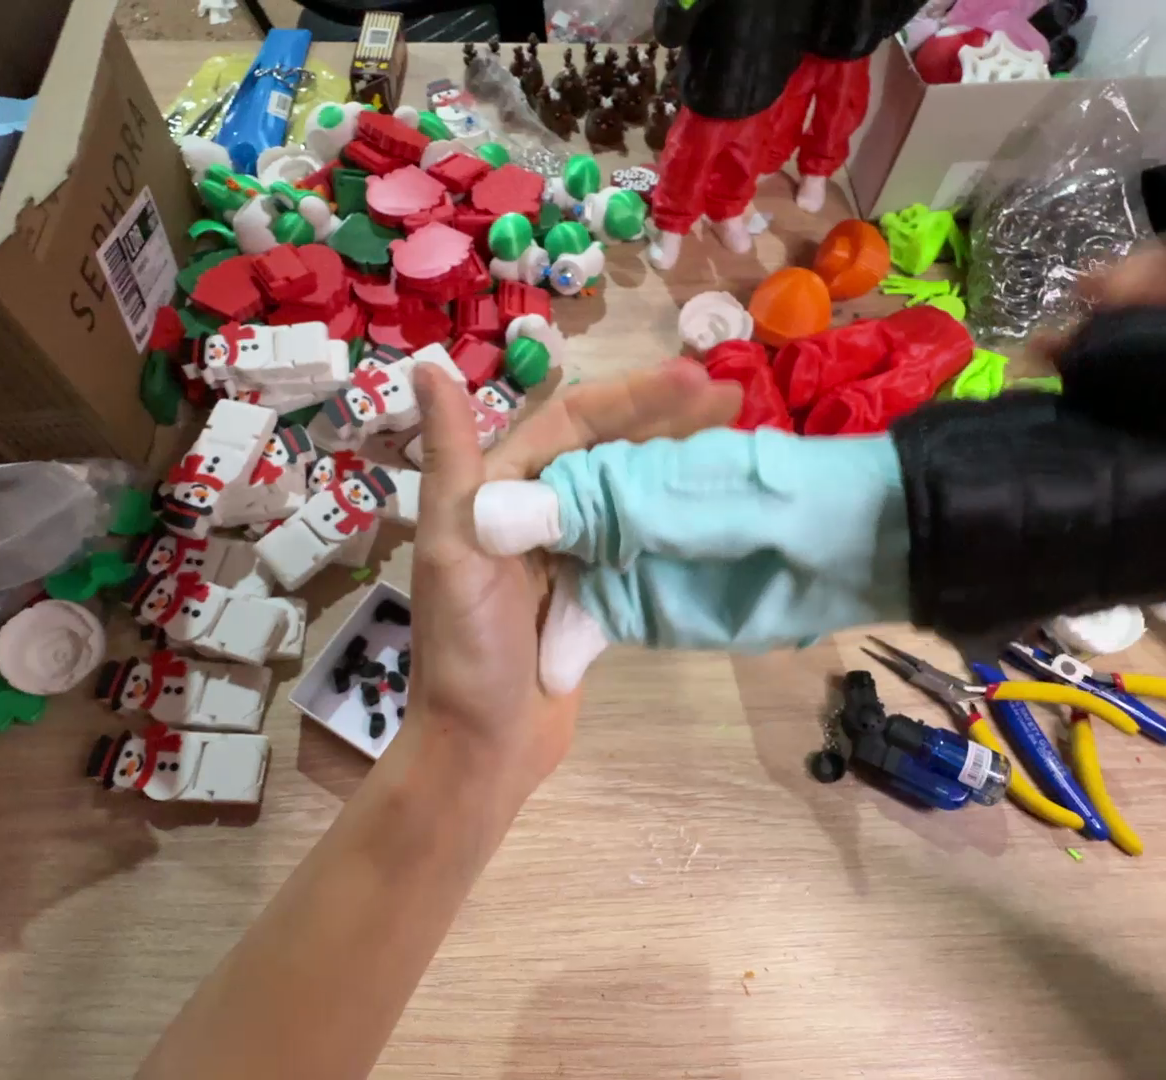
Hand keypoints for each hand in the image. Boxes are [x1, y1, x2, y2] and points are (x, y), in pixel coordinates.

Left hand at [402, 362, 739, 796]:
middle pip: (607, 451)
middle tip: (737, 399)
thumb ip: (451, 460)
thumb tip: (428, 365)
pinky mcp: (593, 591)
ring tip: (737, 445)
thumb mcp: (453, 551)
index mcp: (498, 490)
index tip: (696, 379)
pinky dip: (669, 521)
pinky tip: (710, 509)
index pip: (571, 425)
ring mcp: (568, 552)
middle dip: (667, 423)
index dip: (631, 398)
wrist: (485, 747)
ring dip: (674, 466)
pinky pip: (636, 542)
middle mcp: (534, 510)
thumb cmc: (465, 651)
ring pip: (626, 493)